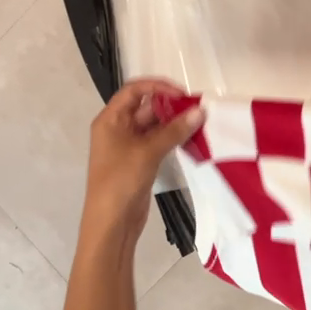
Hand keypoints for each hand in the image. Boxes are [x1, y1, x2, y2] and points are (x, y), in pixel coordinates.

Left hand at [81, 79, 204, 244]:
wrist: (111, 222)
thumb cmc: (121, 180)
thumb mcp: (148, 151)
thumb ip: (175, 130)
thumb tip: (200, 111)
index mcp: (110, 119)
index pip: (134, 90)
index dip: (158, 87)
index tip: (182, 94)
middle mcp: (117, 128)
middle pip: (145, 107)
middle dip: (170, 106)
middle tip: (197, 109)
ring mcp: (128, 146)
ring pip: (154, 126)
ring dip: (174, 123)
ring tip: (199, 123)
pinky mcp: (139, 161)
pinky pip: (157, 142)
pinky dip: (173, 139)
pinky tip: (192, 139)